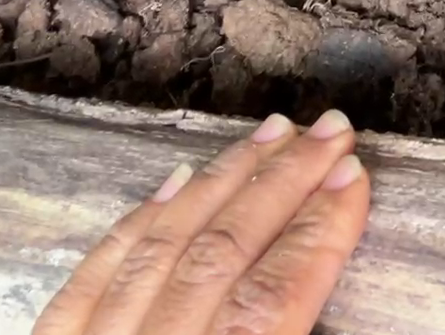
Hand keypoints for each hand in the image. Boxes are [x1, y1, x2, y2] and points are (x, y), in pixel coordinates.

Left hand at [33, 110, 370, 334]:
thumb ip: (283, 331)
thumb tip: (321, 263)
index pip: (269, 304)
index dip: (320, 234)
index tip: (356, 176)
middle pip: (219, 256)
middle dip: (284, 183)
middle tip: (331, 129)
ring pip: (160, 247)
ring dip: (224, 181)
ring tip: (274, 131)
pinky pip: (88, 279)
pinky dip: (138, 223)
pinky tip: (179, 177)